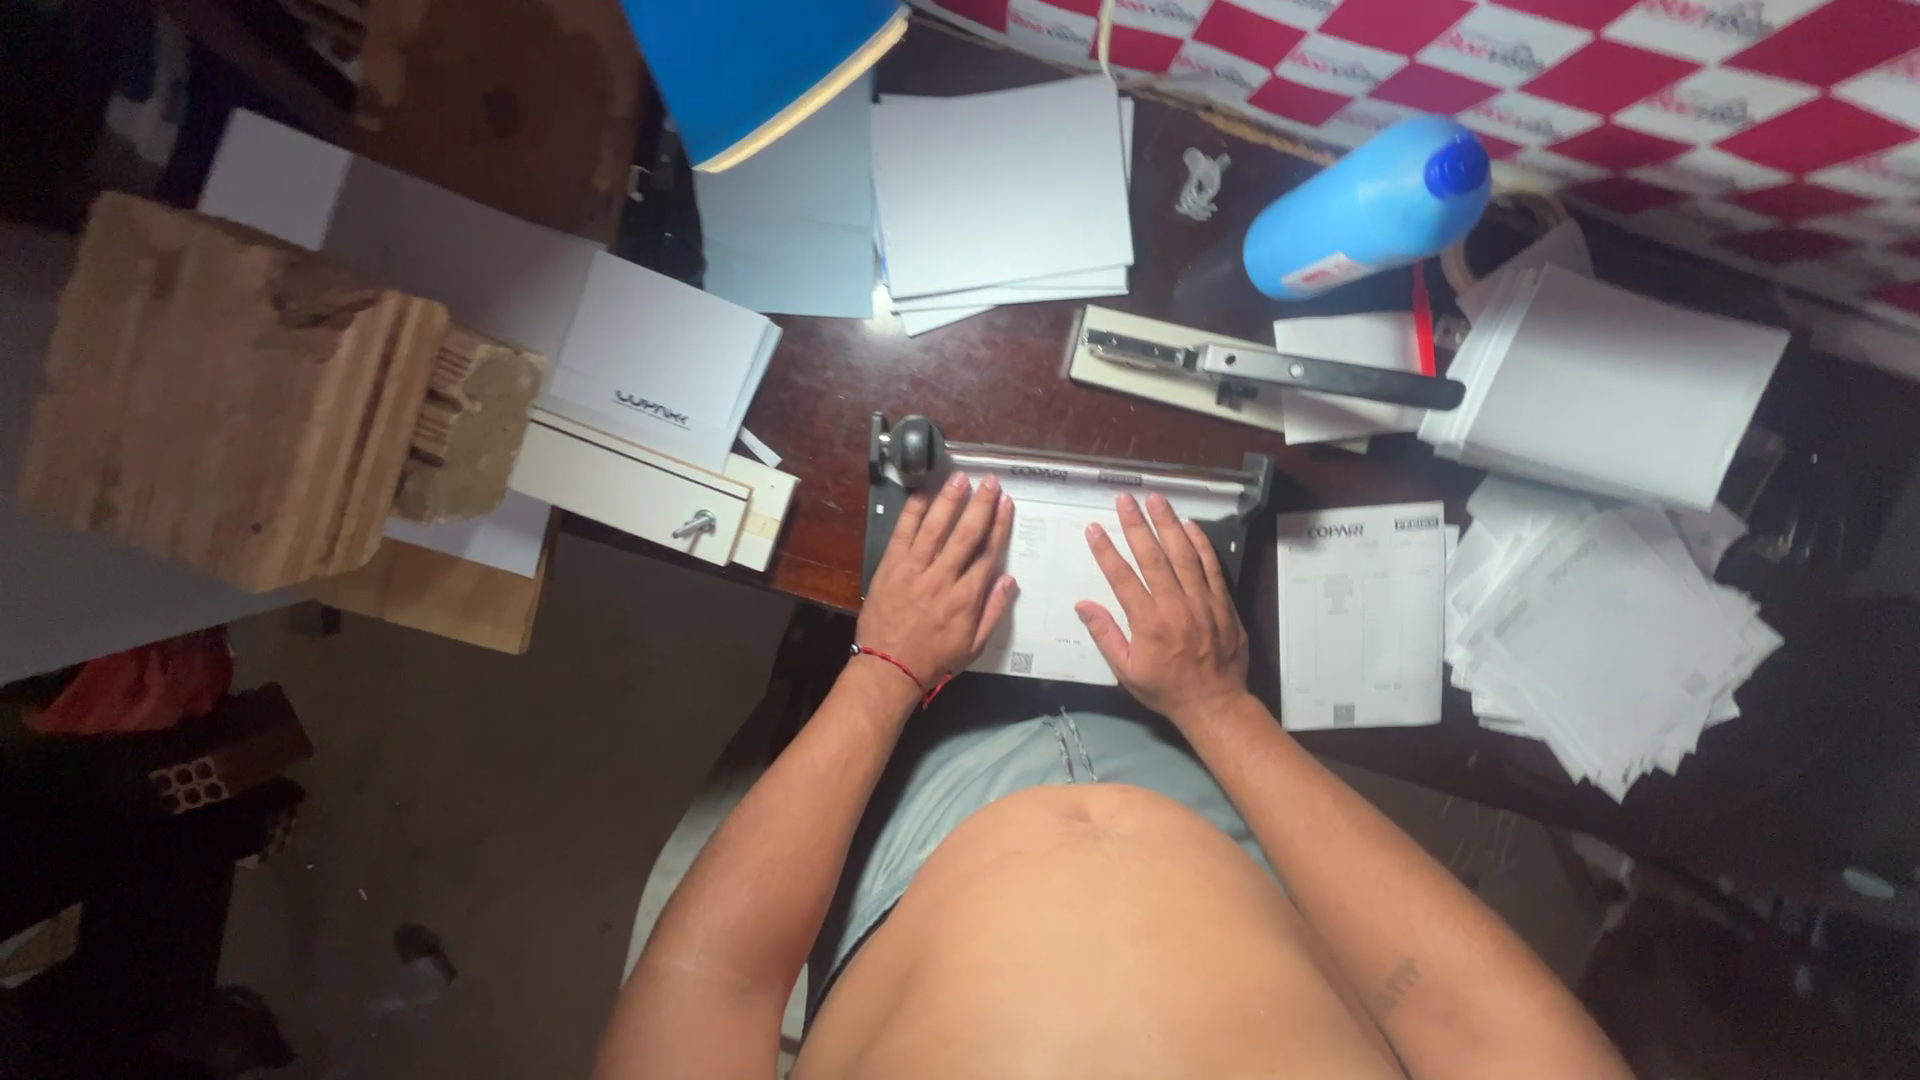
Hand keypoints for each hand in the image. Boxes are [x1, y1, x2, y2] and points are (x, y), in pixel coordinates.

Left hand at [857, 471, 1017, 692]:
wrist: (888, 667)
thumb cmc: (934, 658)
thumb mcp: (974, 645)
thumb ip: (993, 611)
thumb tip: (1009, 580)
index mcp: (966, 597)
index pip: (988, 553)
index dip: (999, 525)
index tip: (1006, 503)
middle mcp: (942, 577)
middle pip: (965, 533)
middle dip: (980, 504)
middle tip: (990, 481)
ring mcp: (914, 569)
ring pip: (935, 527)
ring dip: (949, 500)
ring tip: (959, 478)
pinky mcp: (890, 566)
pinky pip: (902, 533)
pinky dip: (912, 513)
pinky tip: (923, 494)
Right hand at [1076, 492, 1249, 723]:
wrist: (1215, 703)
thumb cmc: (1165, 688)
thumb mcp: (1126, 670)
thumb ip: (1105, 635)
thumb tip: (1083, 605)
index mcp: (1148, 623)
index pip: (1122, 578)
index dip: (1106, 551)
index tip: (1094, 528)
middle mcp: (1175, 606)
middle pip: (1153, 557)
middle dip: (1136, 525)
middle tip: (1125, 500)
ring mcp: (1203, 601)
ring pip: (1183, 555)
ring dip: (1168, 524)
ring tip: (1156, 500)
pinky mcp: (1223, 602)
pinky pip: (1211, 566)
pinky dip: (1200, 543)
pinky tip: (1189, 525)